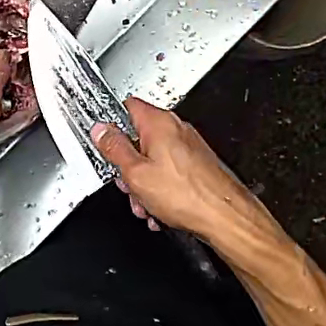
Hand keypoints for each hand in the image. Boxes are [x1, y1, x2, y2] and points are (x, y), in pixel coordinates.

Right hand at [90, 98, 297, 270]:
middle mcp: (176, 130)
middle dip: (127, 164)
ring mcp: (188, 147)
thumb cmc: (189, 195)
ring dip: (142, 182)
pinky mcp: (196, 165)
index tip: (102, 139)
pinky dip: (159, 188)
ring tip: (145, 202)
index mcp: (158, 123)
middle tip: (126, 181)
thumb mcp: (135, 173)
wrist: (225, 218)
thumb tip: (101, 131)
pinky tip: (159, 208)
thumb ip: (113, 148)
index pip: (126, 106)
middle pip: (138, 138)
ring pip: (152, 159)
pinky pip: (168, 172)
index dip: (110, 123)